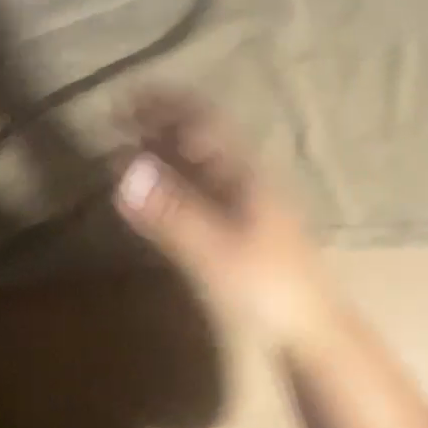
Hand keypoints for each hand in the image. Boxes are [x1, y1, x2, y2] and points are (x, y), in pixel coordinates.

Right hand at [112, 89, 342, 348]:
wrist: (309, 330)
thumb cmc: (268, 287)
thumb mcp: (215, 250)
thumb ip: (170, 212)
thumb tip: (122, 170)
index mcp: (246, 175)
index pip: (203, 121)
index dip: (165, 104)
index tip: (126, 96)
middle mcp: (246, 182)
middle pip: (200, 140)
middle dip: (160, 125)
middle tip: (118, 119)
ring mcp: (245, 209)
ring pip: (200, 168)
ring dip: (164, 155)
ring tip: (126, 151)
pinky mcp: (240, 236)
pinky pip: (200, 196)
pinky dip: (173, 187)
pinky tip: (158, 197)